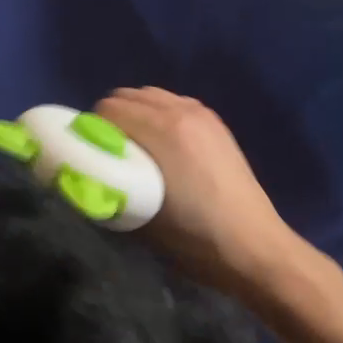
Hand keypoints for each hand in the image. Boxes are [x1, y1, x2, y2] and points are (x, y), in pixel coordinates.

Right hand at [94, 87, 307, 294]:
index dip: (93, 129)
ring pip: (151, 95)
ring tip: (138, 148)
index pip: (109, 109)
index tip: (93, 155)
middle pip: (127, 95)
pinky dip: (159, 115)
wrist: (255, 247)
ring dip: (136, 114)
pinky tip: (164, 146)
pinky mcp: (215, 122)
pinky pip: (174, 103)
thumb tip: (88, 171)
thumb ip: (112, 185)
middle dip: (112, 119)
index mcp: (162, 130)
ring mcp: (202, 113)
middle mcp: (181, 110)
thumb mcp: (142, 217)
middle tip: (112, 153)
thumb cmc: (196, 239)